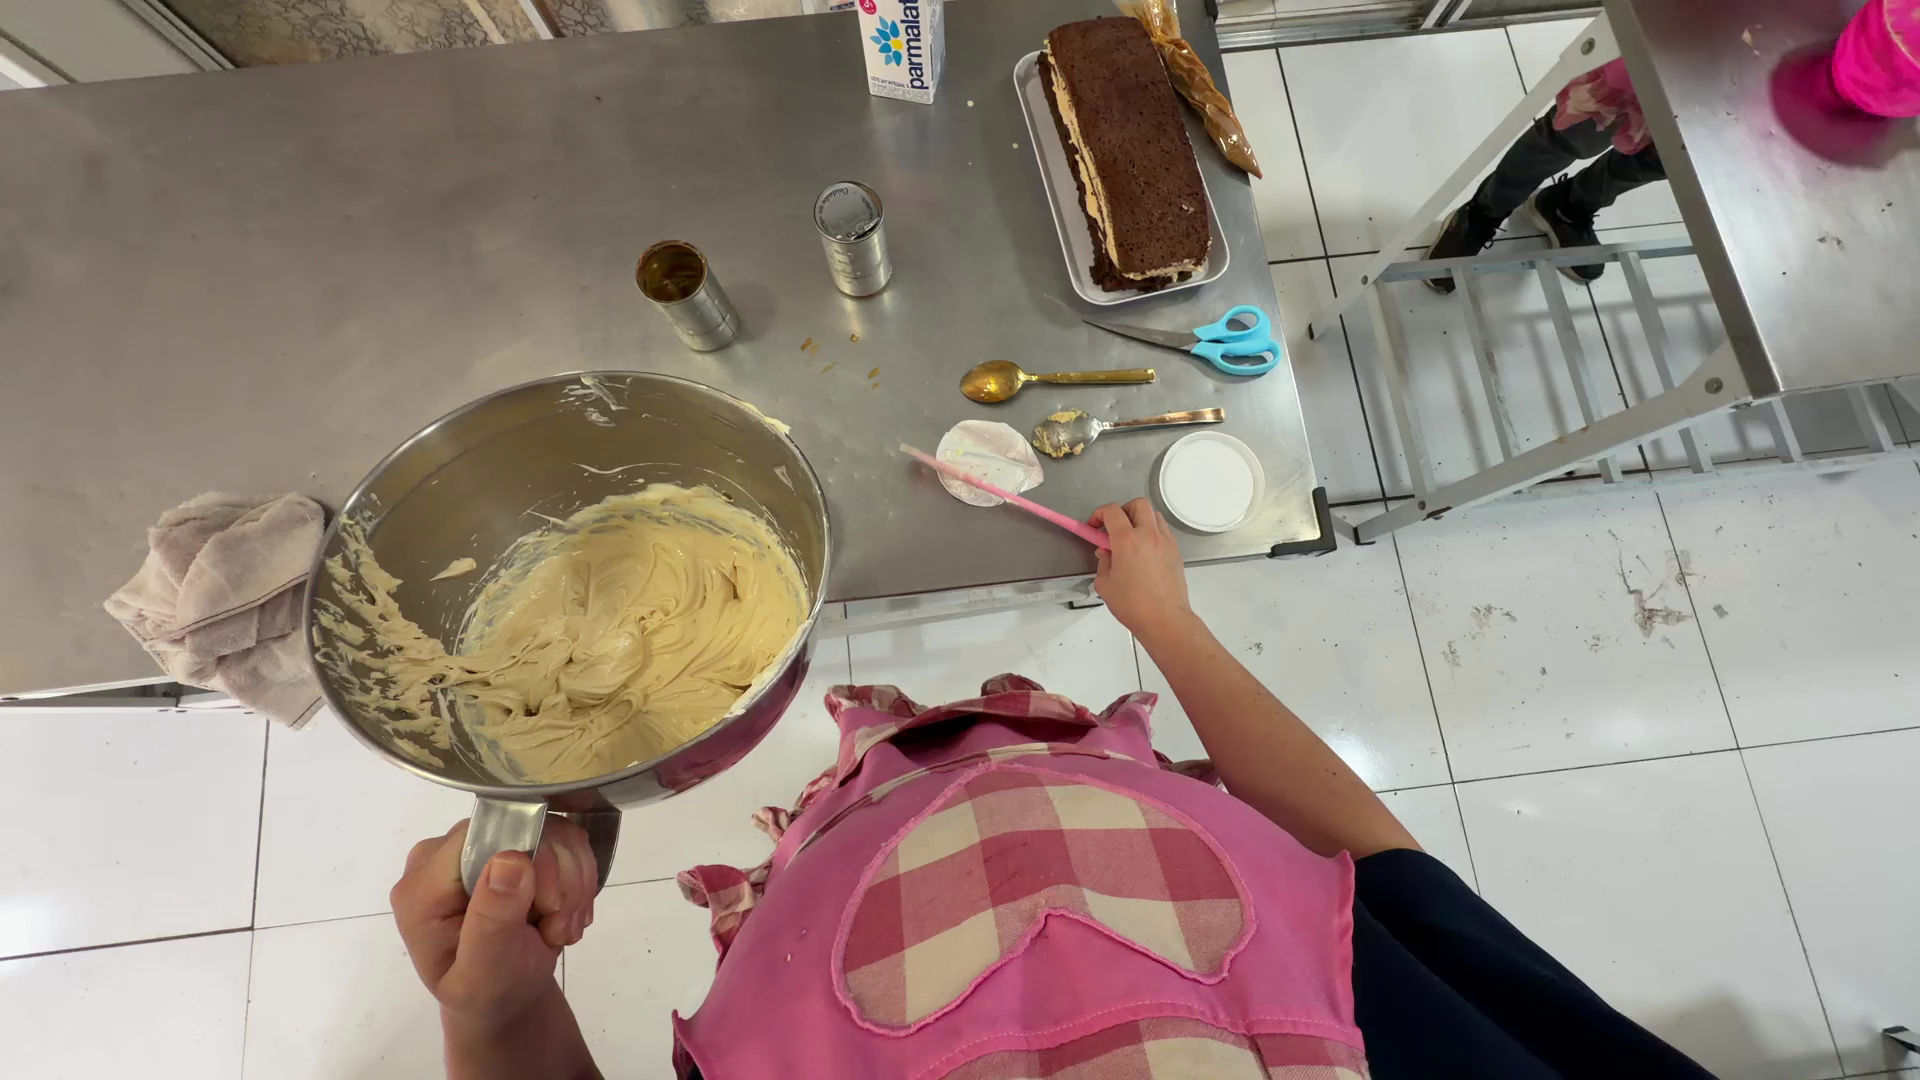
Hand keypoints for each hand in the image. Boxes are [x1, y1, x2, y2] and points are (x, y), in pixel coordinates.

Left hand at [390, 818, 598, 1032]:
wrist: (507, 999)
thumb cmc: (489, 993)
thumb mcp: (485, 972)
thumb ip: (492, 920)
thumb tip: (510, 860)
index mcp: (423, 886)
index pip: (485, 833)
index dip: (530, 858)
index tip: (549, 905)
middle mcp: (447, 856)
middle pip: (527, 828)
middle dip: (559, 878)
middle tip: (560, 924)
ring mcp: (484, 846)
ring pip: (555, 830)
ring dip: (573, 881)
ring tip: (563, 924)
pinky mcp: (516, 843)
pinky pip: (566, 837)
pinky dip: (578, 874)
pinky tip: (566, 909)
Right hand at [1090, 498, 1193, 638]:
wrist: (1164, 619)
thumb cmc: (1132, 604)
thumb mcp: (1105, 584)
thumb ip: (1103, 563)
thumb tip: (1106, 553)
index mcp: (1127, 540)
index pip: (1112, 512)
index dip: (1099, 514)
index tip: (1094, 526)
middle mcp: (1149, 534)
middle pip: (1138, 504)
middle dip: (1123, 510)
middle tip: (1115, 527)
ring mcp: (1165, 542)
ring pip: (1154, 515)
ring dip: (1140, 519)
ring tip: (1131, 537)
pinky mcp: (1176, 552)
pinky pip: (1163, 531)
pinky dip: (1152, 532)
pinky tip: (1145, 551)